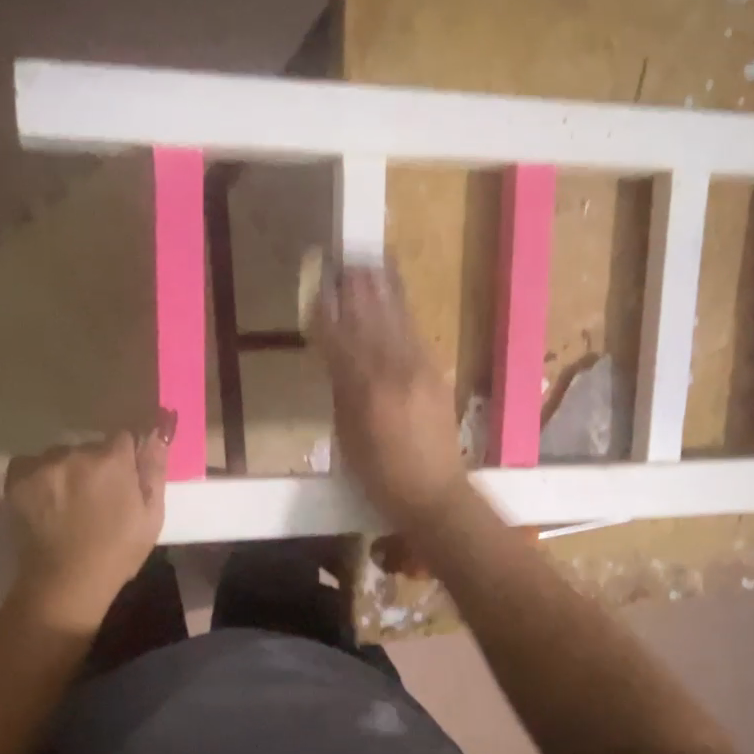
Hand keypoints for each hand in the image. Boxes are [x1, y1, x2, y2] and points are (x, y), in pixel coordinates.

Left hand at [4, 428, 167, 627]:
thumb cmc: (117, 553)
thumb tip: (158, 433)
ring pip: (60, 455)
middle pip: (90, 447)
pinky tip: (44, 501)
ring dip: (66, 471)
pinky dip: (37, 476)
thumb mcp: (151, 516)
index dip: (124, 458)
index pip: (123, 436)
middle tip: (95, 499)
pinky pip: (29, 464)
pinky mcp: (17, 478)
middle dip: (95, 466)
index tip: (122, 479)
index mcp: (113, 460)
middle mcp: (76, 453)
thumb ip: (154, 470)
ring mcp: (43, 465)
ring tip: (67, 504)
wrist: (66, 582)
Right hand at [314, 265, 468, 531]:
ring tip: (370, 261)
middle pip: (370, 320)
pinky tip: (395, 296)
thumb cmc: (379, 477)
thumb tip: (337, 359)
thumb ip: (342, 393)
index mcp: (365, 390)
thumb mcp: (347, 437)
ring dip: (381, 289)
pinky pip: (414, 333)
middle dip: (356, 289)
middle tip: (343, 259)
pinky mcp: (435, 374)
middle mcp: (393, 371)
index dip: (327, 312)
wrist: (434, 495)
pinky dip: (401, 311)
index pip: (340, 339)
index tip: (318, 286)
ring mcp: (418, 369)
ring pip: (395, 320)